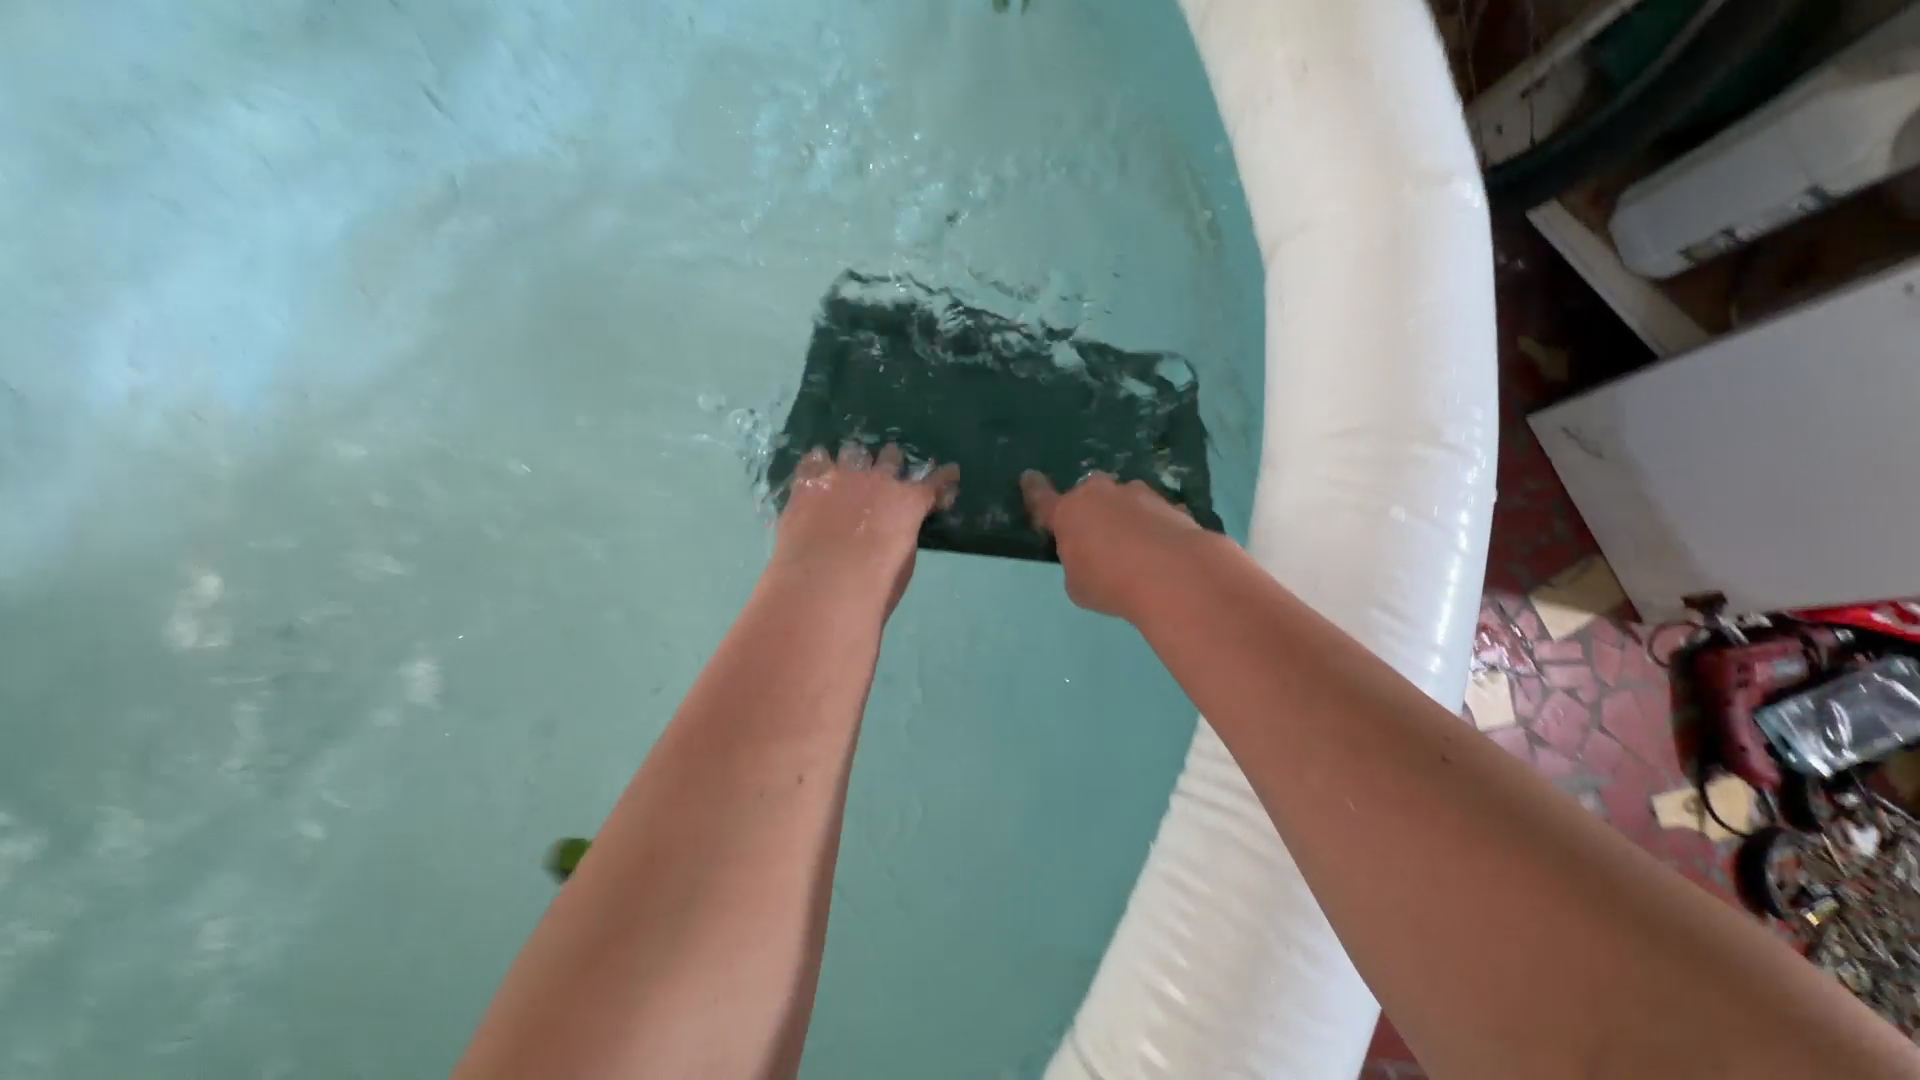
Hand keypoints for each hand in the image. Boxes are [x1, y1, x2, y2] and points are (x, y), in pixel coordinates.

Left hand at [772, 443, 958, 617]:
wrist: (821, 586)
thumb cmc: (872, 588)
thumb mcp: (903, 565)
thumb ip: (902, 536)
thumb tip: (895, 528)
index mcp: (909, 503)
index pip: (935, 482)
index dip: (943, 477)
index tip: (949, 473)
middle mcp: (879, 480)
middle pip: (891, 457)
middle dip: (892, 462)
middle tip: (886, 472)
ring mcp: (842, 476)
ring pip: (854, 451)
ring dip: (855, 460)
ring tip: (848, 470)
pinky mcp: (809, 482)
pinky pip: (815, 458)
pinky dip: (820, 464)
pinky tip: (817, 473)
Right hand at [1020, 471, 1212, 619]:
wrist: (1174, 574)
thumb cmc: (1111, 583)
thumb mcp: (1078, 585)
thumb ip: (1078, 564)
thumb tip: (1093, 556)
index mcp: (1068, 512)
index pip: (1042, 498)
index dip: (1033, 490)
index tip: (1029, 477)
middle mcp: (1100, 494)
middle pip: (1089, 493)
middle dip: (1092, 508)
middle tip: (1099, 537)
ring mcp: (1138, 494)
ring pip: (1125, 500)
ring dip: (1125, 516)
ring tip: (1137, 549)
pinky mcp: (1170, 504)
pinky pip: (1154, 514)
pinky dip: (1154, 528)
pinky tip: (1163, 553)